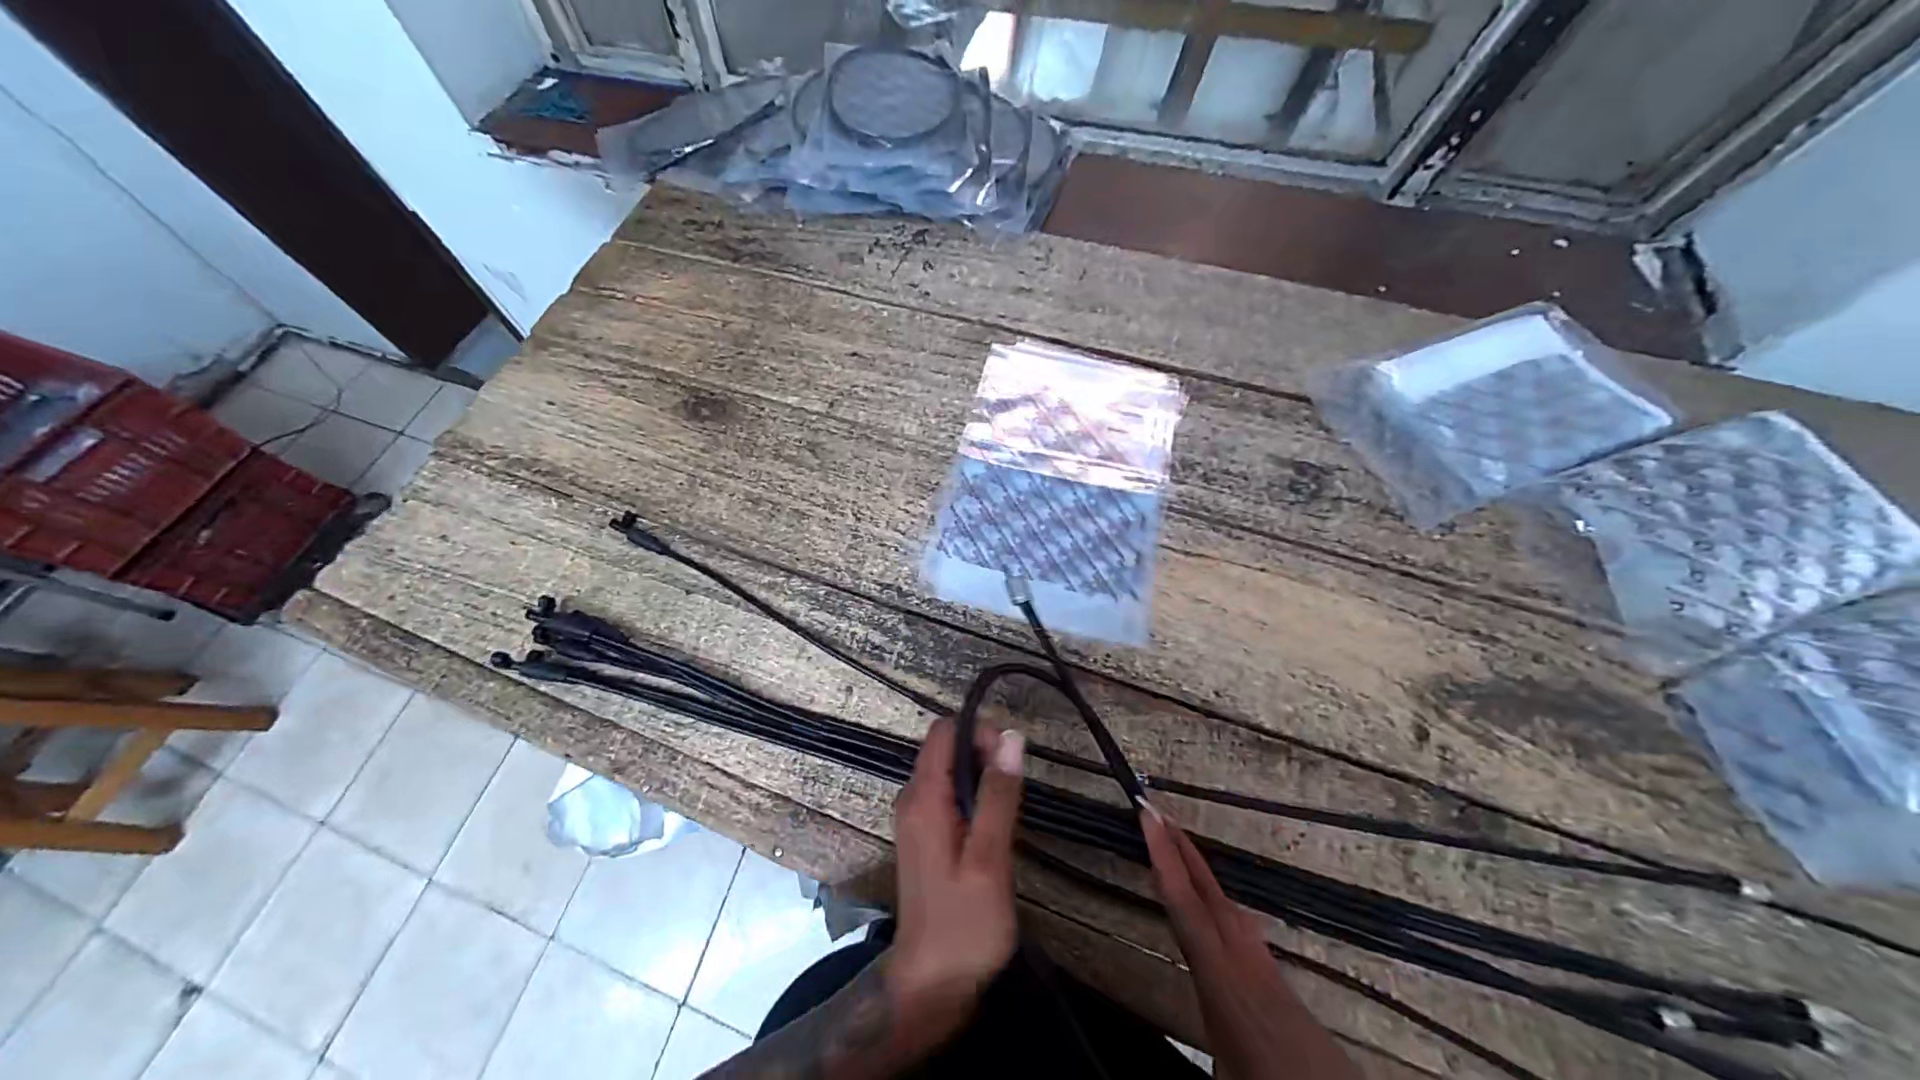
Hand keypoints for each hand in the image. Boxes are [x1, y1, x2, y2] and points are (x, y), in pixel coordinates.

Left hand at [888, 715, 1025, 1041]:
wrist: (932, 985)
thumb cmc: (964, 924)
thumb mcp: (989, 858)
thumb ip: (999, 795)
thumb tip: (1012, 737)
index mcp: (923, 798)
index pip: (944, 731)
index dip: (979, 732)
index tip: (1010, 759)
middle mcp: (912, 800)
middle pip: (946, 748)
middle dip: (984, 753)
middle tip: (1015, 790)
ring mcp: (916, 819)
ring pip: (950, 772)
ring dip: (982, 777)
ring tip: (1009, 812)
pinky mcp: (925, 837)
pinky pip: (949, 796)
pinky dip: (973, 797)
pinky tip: (993, 828)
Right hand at [1140, 799, 1360, 1079]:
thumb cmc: (1269, 1077)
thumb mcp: (1221, 1069)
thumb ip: (1186, 1044)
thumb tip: (1138, 1067)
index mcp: (1222, 976)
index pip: (1184, 905)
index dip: (1163, 857)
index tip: (1148, 816)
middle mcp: (1243, 959)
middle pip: (1208, 892)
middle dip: (1181, 849)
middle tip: (1156, 812)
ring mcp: (1262, 965)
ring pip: (1226, 905)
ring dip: (1198, 873)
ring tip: (1175, 849)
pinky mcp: (1273, 977)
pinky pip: (1237, 924)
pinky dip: (1214, 900)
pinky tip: (1211, 905)